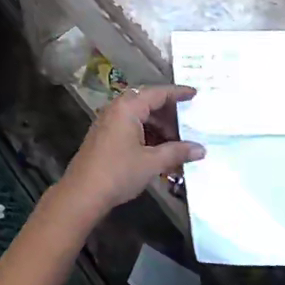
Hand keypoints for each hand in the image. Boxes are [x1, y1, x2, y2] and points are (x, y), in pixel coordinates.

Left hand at [57, 85, 204, 214]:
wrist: (83, 192)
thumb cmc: (119, 172)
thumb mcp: (152, 162)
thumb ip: (177, 152)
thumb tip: (201, 149)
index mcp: (126, 109)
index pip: (156, 93)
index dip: (177, 93)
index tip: (195, 93)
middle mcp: (115, 111)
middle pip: (146, 104)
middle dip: (169, 115)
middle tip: (190, 126)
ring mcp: (107, 124)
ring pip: (138, 118)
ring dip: (158, 128)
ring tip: (179, 144)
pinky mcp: (104, 137)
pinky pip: (129, 129)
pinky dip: (146, 136)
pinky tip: (161, 152)